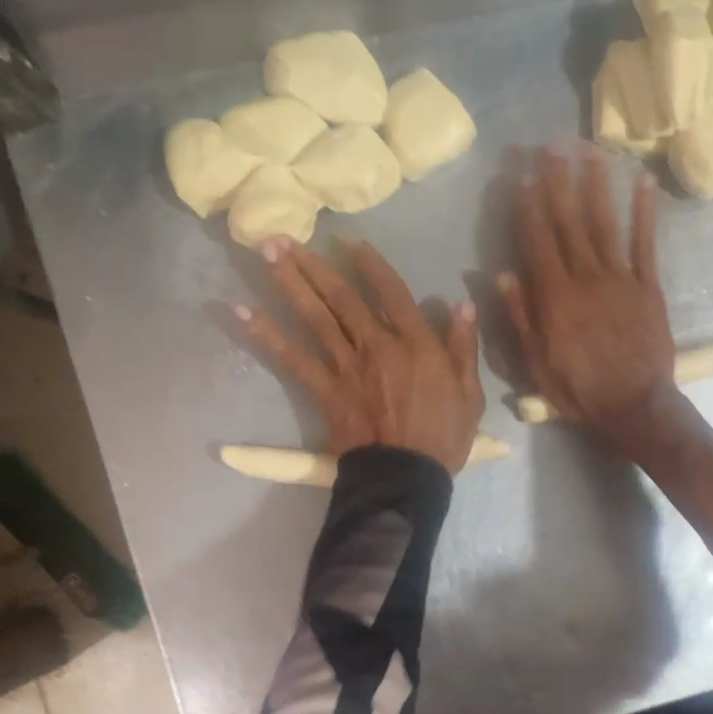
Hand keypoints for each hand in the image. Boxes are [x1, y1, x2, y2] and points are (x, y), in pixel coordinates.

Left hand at [239, 238, 484, 472]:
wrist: (406, 477)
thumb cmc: (444, 439)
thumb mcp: (469, 394)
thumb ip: (464, 347)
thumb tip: (463, 306)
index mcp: (417, 344)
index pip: (392, 292)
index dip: (370, 264)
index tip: (350, 242)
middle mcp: (378, 345)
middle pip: (343, 297)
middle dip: (314, 265)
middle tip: (283, 236)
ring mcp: (348, 367)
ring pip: (316, 317)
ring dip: (289, 282)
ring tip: (267, 253)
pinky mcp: (326, 390)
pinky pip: (293, 358)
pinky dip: (267, 335)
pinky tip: (242, 312)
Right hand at [498, 148, 681, 453]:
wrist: (635, 404)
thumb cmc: (579, 390)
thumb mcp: (536, 363)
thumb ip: (520, 317)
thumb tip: (500, 275)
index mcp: (554, 296)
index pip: (536, 241)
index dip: (528, 206)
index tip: (522, 174)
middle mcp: (584, 277)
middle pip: (568, 222)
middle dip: (558, 181)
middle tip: (552, 144)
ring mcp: (619, 278)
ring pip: (604, 223)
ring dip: (596, 185)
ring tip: (591, 150)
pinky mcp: (648, 286)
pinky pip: (645, 243)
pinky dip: (645, 212)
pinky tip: (642, 183)